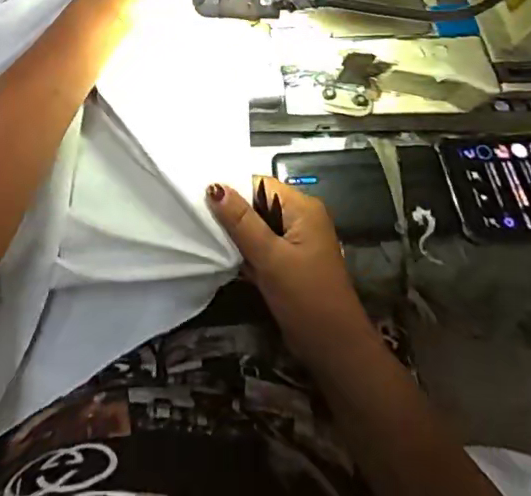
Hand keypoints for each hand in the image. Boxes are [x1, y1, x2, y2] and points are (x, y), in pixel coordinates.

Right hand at [207, 178, 374, 363]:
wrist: (334, 346)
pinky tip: (223, 261)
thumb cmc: (304, 297)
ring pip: (259, 229)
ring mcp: (298, 242)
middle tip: (196, 221)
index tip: (200, 199)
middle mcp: (302, 218)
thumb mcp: (270, 257)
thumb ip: (242, 223)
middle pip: (260, 204)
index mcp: (303, 207)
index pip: (262, 184)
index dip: (233, 189)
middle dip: (232, 214)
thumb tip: (214, 186)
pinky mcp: (291, 264)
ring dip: (237, 236)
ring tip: (203, 238)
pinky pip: (264, 248)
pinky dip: (247, 254)